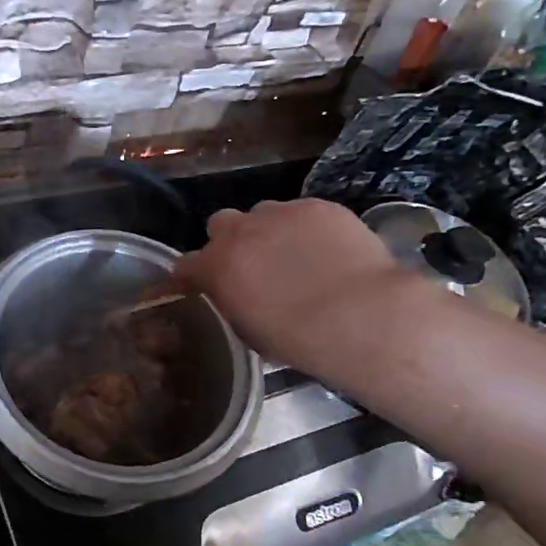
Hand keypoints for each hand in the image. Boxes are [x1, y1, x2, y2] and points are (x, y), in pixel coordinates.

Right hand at [174, 199, 407, 369]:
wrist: (360, 314)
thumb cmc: (300, 339)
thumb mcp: (250, 333)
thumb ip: (232, 305)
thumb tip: (234, 296)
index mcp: (218, 267)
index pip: (185, 264)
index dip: (191, 275)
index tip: (199, 285)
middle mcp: (242, 231)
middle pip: (220, 224)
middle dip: (229, 242)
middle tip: (251, 265)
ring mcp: (281, 213)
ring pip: (262, 213)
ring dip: (268, 231)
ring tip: (294, 255)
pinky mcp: (318, 206)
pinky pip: (301, 213)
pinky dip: (306, 229)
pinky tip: (326, 250)